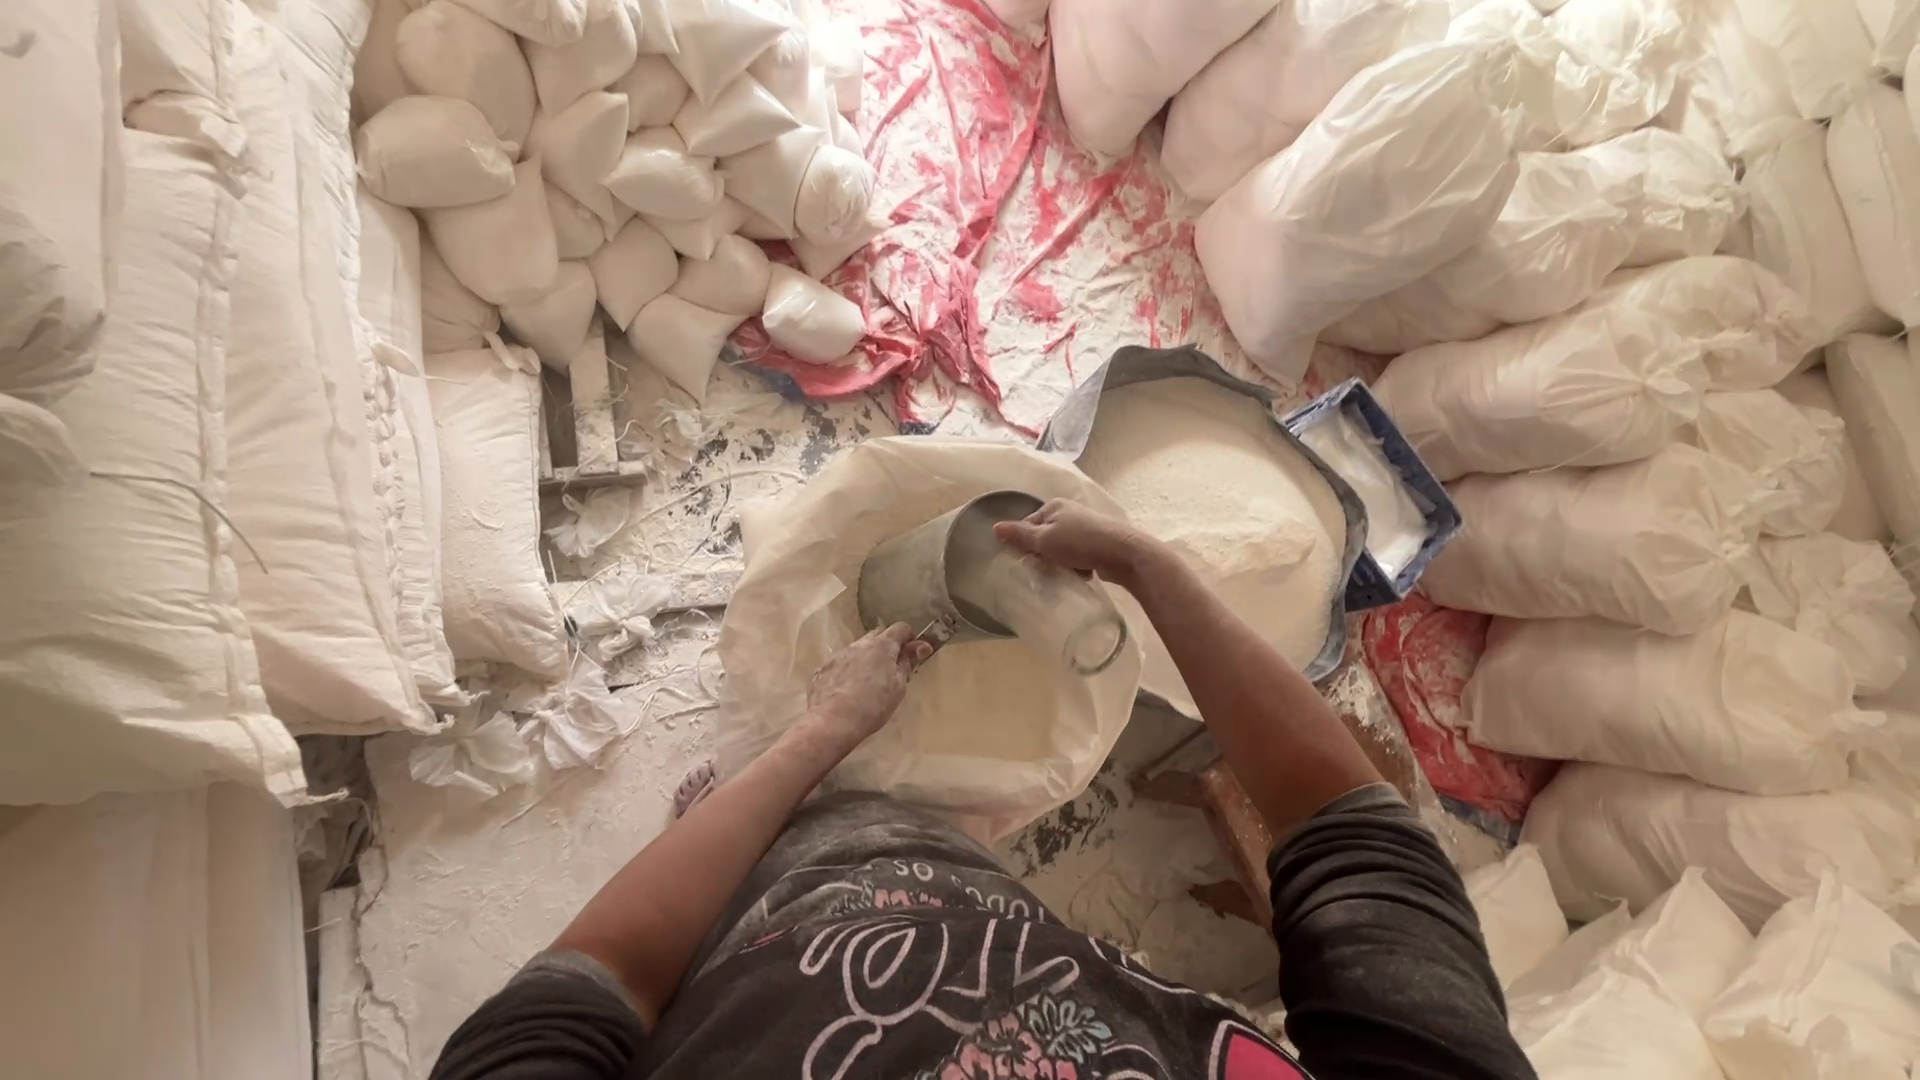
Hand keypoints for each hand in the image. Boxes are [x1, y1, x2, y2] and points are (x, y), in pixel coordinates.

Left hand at [799, 623, 934, 747]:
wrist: (833, 721)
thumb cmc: (874, 705)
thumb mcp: (898, 686)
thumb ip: (907, 663)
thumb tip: (919, 646)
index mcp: (882, 646)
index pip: (900, 628)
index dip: (909, 638)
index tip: (913, 653)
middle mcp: (859, 644)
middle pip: (877, 636)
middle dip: (886, 646)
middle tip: (891, 668)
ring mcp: (838, 655)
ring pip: (857, 649)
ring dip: (865, 658)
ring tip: (867, 682)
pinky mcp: (822, 669)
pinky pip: (840, 664)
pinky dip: (847, 671)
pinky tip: (847, 691)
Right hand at [992, 499, 1157, 584]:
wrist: (1123, 553)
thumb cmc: (1079, 543)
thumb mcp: (1044, 539)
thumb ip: (1020, 535)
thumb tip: (995, 527)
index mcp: (1054, 506)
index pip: (1027, 524)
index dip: (1024, 543)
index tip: (1028, 558)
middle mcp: (1069, 512)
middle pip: (1044, 537)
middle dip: (1044, 554)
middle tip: (1046, 566)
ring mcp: (1085, 527)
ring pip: (1061, 548)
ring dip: (1060, 562)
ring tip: (1065, 571)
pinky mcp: (1097, 543)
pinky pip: (1077, 556)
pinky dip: (1076, 565)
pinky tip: (1081, 573)